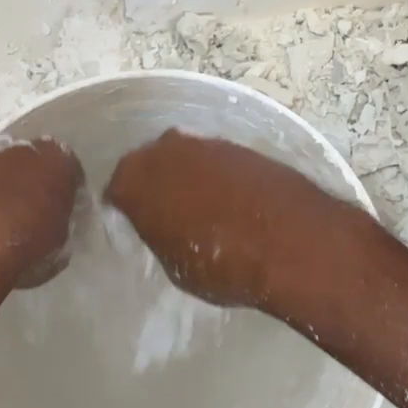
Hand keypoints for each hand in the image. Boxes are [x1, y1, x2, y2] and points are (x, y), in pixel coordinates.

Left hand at [0, 137, 84, 290]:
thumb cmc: (24, 248)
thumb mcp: (61, 244)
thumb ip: (61, 224)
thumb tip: (55, 224)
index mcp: (53, 161)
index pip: (68, 167)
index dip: (67, 189)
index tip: (64, 209)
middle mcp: (15, 151)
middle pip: (28, 162)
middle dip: (30, 183)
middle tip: (31, 213)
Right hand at [105, 130, 352, 306]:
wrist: (291, 241)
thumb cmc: (222, 264)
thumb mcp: (175, 266)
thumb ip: (161, 236)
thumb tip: (166, 227)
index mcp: (134, 180)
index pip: (117, 192)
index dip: (128, 212)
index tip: (139, 229)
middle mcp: (165, 149)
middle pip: (151, 167)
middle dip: (158, 187)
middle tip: (171, 217)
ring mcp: (207, 142)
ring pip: (187, 160)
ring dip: (191, 180)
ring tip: (207, 212)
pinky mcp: (243, 145)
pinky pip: (219, 163)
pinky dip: (222, 179)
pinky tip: (235, 203)